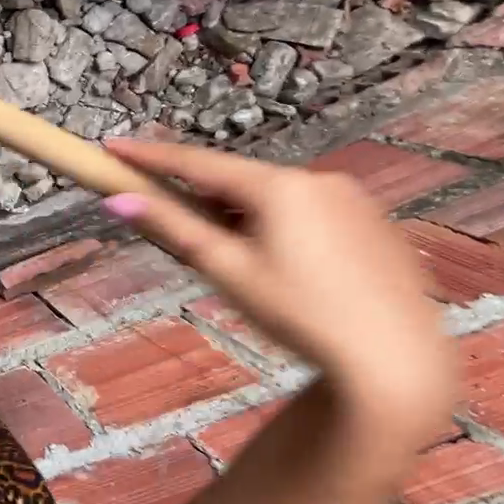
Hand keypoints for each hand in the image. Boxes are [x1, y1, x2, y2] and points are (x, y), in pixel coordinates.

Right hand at [103, 140, 457, 441]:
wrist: (393, 359)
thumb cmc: (297, 312)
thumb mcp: (222, 267)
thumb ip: (170, 226)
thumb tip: (116, 199)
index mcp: (278, 186)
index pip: (196, 162)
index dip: (148, 155)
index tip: (110, 145)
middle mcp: (318, 179)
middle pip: (235, 177)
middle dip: (196, 192)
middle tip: (164, 216)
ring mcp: (351, 199)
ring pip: (269, 194)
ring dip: (233, 210)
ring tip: (221, 251)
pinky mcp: (371, 222)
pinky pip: (302, 208)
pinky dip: (270, 221)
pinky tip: (270, 259)